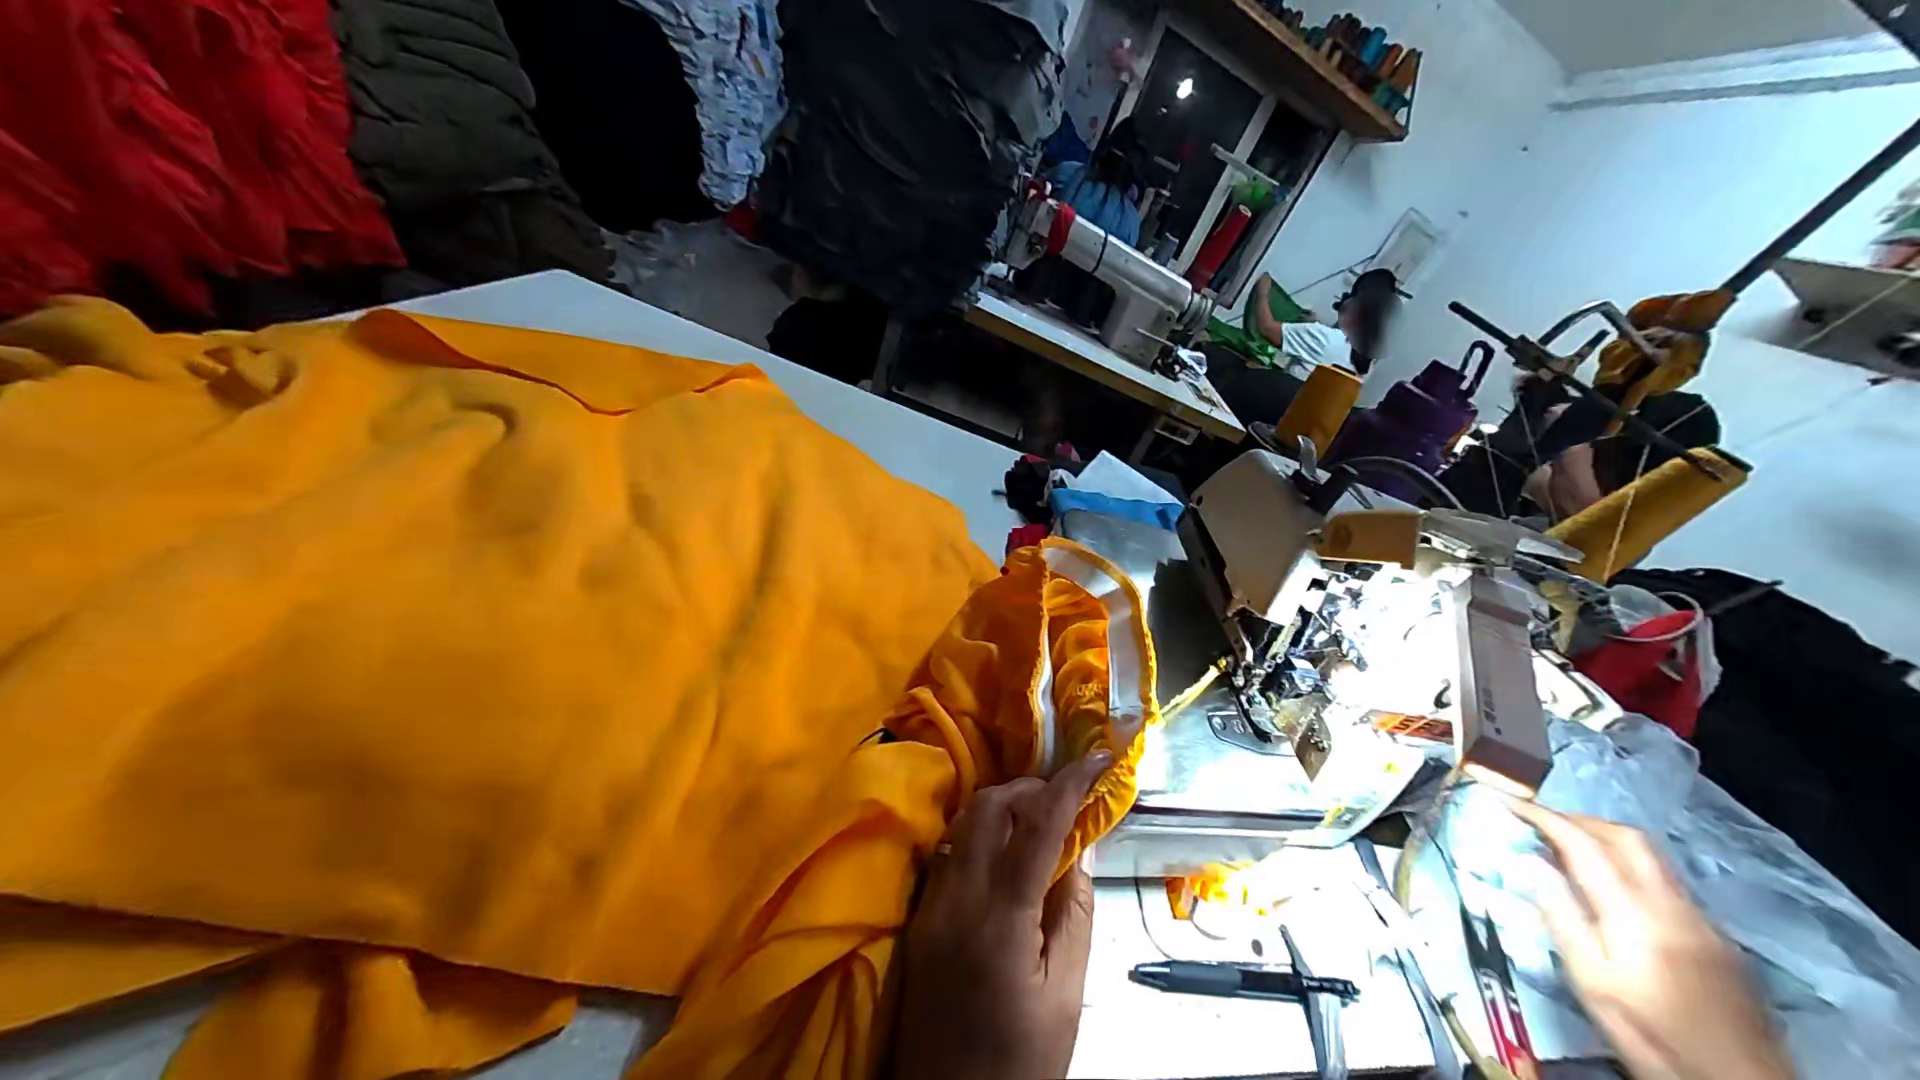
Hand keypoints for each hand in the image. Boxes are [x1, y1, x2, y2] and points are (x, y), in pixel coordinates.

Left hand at [889, 750, 1111, 1079]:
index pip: (1036, 829)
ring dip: (1001, 806)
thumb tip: (1079, 851)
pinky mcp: (919, 918)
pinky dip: (979, 833)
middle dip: (1028, 788)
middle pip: (986, 809)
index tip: (1096, 760)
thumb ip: (1073, 915)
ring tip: (1038, 818)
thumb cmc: (1018, 1061)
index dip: (1069, 786)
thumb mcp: (1064, 996)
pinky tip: (1003, 850)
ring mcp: (930, 906)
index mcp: (999, 920)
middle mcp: (955, 899)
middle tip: (1063, 798)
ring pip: (961, 824)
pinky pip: (949, 852)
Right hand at [1509, 800, 1794, 1079]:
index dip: (1542, 816)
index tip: (1507, 801)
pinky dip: (1626, 864)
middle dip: (1577, 819)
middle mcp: (1672, 905)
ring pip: (1650, 856)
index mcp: (1635, 913)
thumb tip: (1529, 863)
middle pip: (1626, 837)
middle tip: (1537, 820)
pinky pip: (1664, 880)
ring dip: (1603, 837)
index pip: (1583, 844)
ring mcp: (1701, 920)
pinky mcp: (1715, 938)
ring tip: (1565, 846)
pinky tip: (1608, 886)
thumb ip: (1562, 918)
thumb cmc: (1653, 1038)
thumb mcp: (1592, 982)